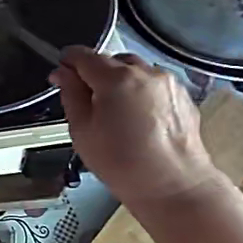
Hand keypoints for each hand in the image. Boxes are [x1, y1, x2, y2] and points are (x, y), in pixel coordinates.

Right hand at [50, 48, 221, 207]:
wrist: (174, 187)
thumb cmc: (128, 166)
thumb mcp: (82, 131)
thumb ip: (70, 95)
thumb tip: (63, 75)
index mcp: (116, 79)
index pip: (83, 56)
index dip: (68, 63)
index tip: (62, 72)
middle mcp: (145, 73)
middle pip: (110, 61)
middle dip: (95, 76)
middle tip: (86, 103)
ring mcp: (167, 83)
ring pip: (134, 71)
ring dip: (120, 84)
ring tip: (115, 116)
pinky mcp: (181, 96)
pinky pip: (153, 85)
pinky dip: (141, 94)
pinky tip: (136, 122)